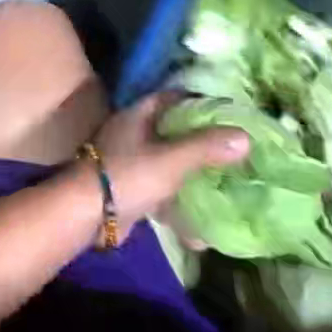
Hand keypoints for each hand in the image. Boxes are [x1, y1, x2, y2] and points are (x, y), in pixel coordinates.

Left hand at [94, 91, 249, 226]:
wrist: (87, 212)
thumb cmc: (128, 175)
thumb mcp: (171, 159)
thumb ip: (205, 147)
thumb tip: (245, 135)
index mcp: (137, 116)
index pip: (171, 99)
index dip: (200, 103)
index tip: (231, 114)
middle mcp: (132, 134)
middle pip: (173, 132)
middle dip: (203, 145)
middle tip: (236, 154)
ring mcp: (129, 162)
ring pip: (168, 165)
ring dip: (193, 180)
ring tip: (226, 191)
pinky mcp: (129, 189)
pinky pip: (160, 194)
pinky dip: (178, 209)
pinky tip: (200, 233)